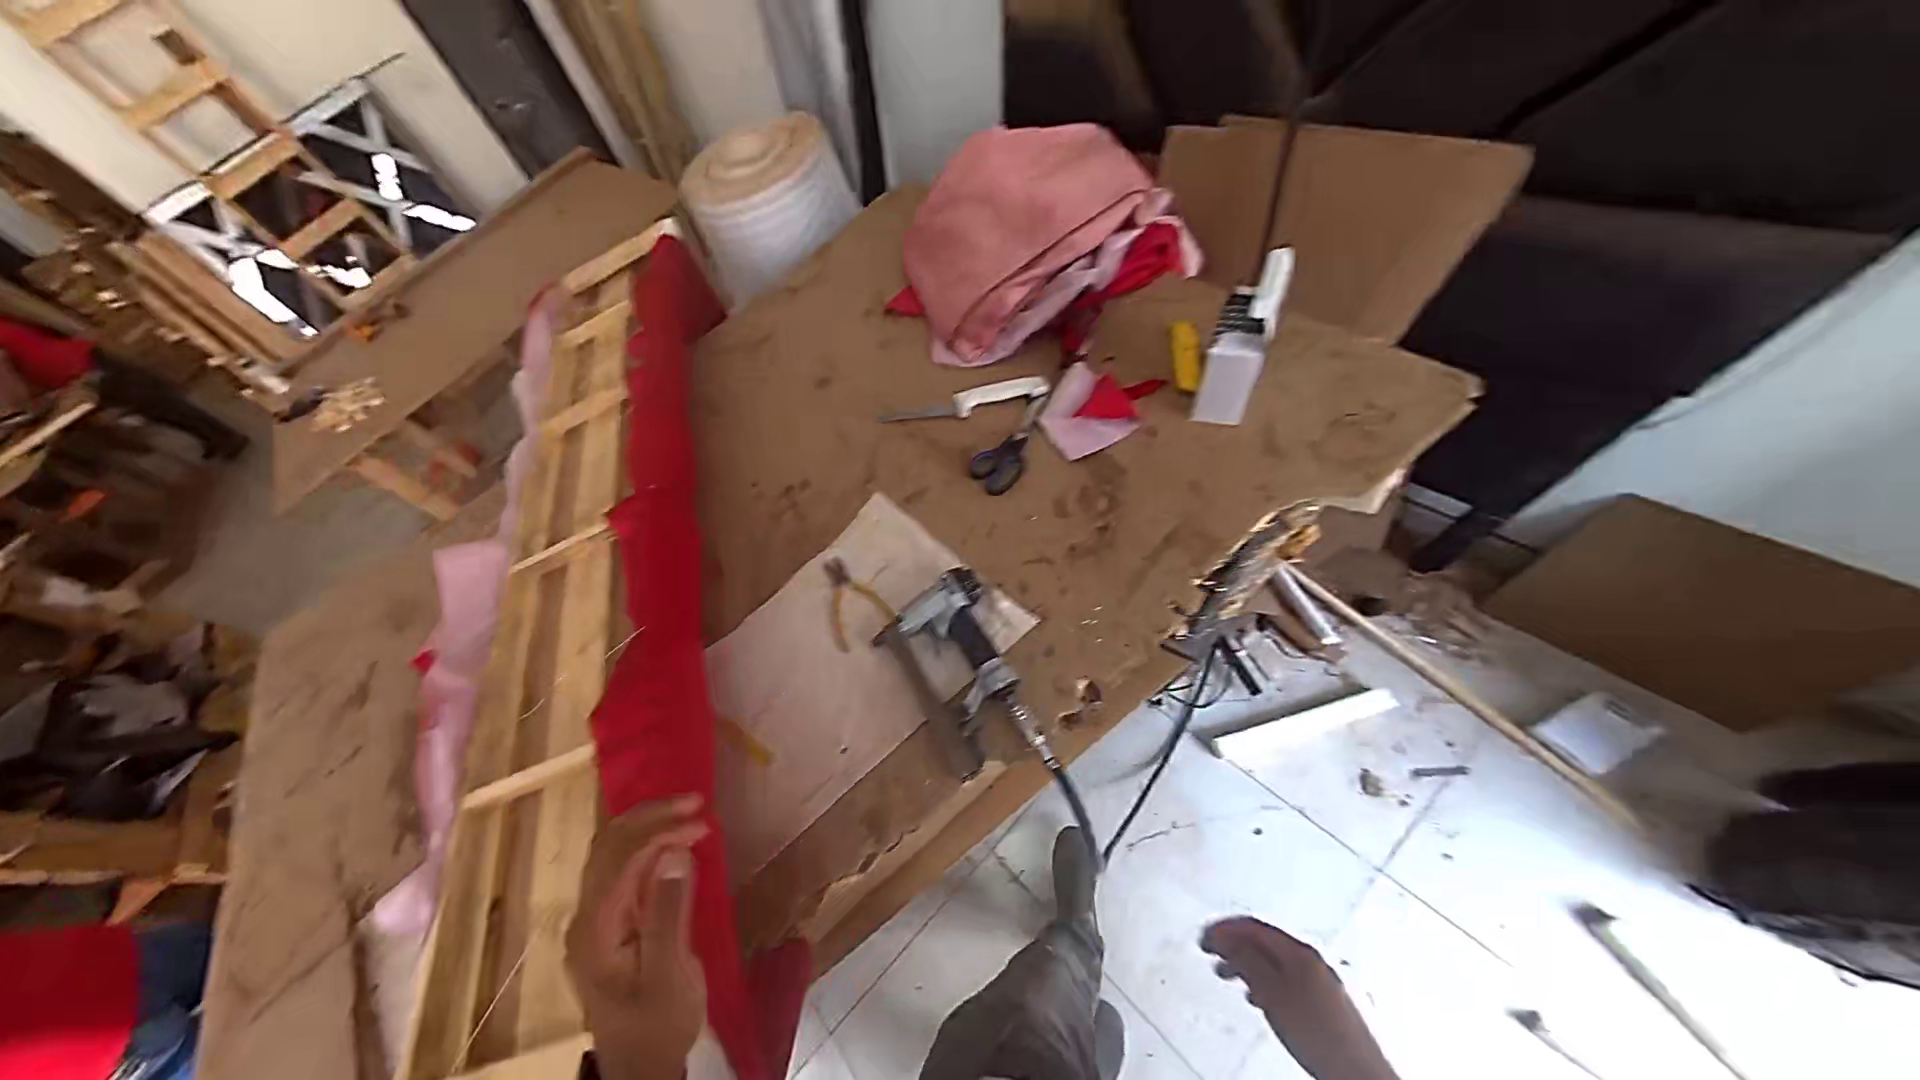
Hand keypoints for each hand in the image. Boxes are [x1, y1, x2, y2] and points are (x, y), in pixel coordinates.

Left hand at [566, 794, 710, 1079]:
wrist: (641, 1066)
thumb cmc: (659, 1022)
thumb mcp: (669, 973)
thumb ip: (669, 911)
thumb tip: (676, 851)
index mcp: (595, 928)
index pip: (621, 858)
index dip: (660, 830)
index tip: (703, 820)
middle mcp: (586, 916)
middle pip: (608, 846)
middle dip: (651, 817)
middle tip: (697, 804)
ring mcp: (594, 918)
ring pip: (610, 852)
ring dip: (648, 825)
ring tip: (689, 813)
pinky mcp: (609, 921)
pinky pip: (621, 867)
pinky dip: (647, 843)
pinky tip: (673, 839)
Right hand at [1202, 917, 1399, 1079]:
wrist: (1360, 1076)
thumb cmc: (1321, 1038)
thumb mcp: (1272, 994)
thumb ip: (1245, 961)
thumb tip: (1224, 938)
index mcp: (1299, 952)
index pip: (1253, 926)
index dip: (1224, 928)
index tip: (1204, 936)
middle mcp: (1312, 961)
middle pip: (1264, 941)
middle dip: (1234, 944)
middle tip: (1210, 951)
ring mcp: (1322, 981)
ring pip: (1275, 961)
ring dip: (1247, 963)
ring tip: (1228, 974)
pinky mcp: (1327, 1003)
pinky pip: (1287, 979)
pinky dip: (1265, 981)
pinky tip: (1261, 998)